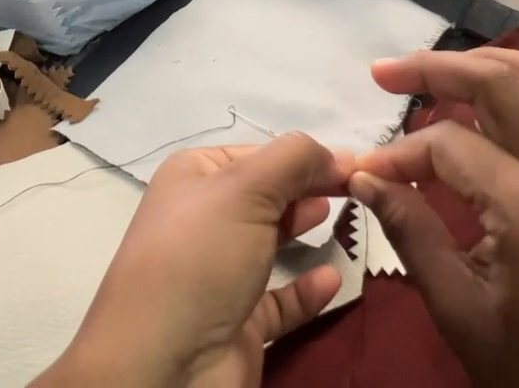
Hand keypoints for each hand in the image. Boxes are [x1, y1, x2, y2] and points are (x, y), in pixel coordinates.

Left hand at [37, 134, 354, 387]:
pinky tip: (332, 277)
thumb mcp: (245, 189)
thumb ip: (294, 161)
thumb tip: (339, 152)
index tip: (352, 163)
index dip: (303, 157)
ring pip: (272, 242)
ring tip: (345, 217)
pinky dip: (307, 288)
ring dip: (305, 229)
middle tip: (357, 188)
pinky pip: (280, 298)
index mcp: (194, 176)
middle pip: (267, 194)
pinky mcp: (237, 321)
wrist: (162, 365)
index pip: (258, 154)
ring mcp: (219, 271)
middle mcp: (204, 218)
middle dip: (307, 187)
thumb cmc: (200, 256)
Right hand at [351, 49, 518, 387]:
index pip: (450, 146)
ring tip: (444, 73)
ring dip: (493, 64)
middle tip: (385, 73)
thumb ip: (411, 234)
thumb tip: (365, 178)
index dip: (399, 154)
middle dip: (437, 68)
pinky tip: (487, 110)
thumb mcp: (463, 314)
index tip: (368, 175)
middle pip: (504, 82)